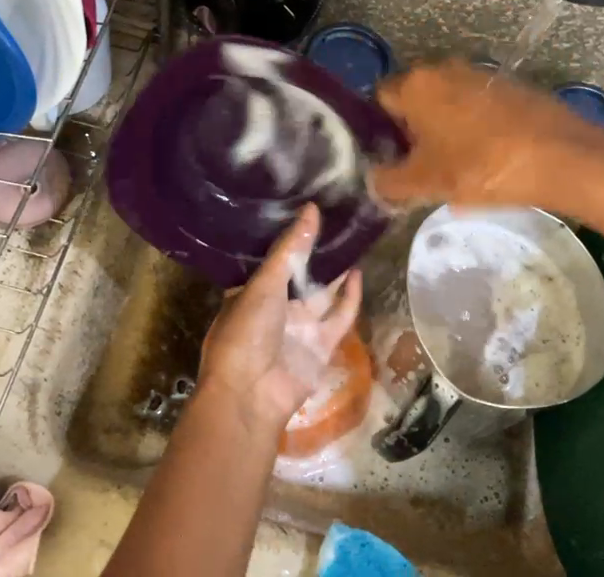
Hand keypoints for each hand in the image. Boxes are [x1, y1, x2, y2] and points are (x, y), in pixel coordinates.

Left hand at [199, 205, 362, 432]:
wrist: (251, 395)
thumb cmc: (245, 333)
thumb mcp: (265, 284)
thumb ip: (291, 249)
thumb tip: (312, 209)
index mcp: (250, 293)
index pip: (271, 261)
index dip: (288, 240)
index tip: (306, 212)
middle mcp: (275, 309)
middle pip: (300, 276)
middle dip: (317, 254)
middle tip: (338, 221)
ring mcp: (298, 329)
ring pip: (322, 295)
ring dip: (336, 273)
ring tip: (353, 241)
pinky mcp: (320, 346)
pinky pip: (338, 317)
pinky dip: (350, 298)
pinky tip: (358, 272)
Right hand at [371, 59, 600, 208]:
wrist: (562, 157)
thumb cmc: (481, 166)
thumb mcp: (427, 183)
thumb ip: (390, 183)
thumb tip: (375, 181)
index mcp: (416, 85)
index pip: (381, 98)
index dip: (382, 130)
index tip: (393, 159)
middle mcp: (444, 69)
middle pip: (416, 99)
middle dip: (415, 132)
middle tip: (423, 168)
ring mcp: (481, 75)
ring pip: (448, 104)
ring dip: (447, 131)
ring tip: (458, 170)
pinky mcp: (511, 86)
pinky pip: (478, 107)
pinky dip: (476, 129)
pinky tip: (490, 161)